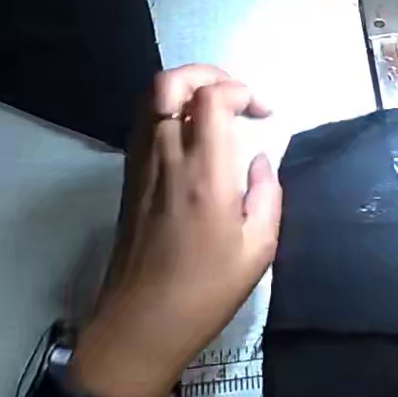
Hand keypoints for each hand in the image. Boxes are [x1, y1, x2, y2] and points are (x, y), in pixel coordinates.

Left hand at [71, 65, 282, 396]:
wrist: (141, 322)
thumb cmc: (207, 289)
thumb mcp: (259, 247)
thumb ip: (268, 193)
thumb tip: (261, 160)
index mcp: (203, 174)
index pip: (210, 98)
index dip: (240, 91)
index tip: (264, 113)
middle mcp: (165, 158)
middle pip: (169, 83)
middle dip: (207, 73)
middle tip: (237, 95)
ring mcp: (140, 165)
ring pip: (150, 98)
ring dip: (186, 89)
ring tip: (219, 109)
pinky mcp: (129, 178)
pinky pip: (145, 123)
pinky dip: (171, 111)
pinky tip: (196, 136)